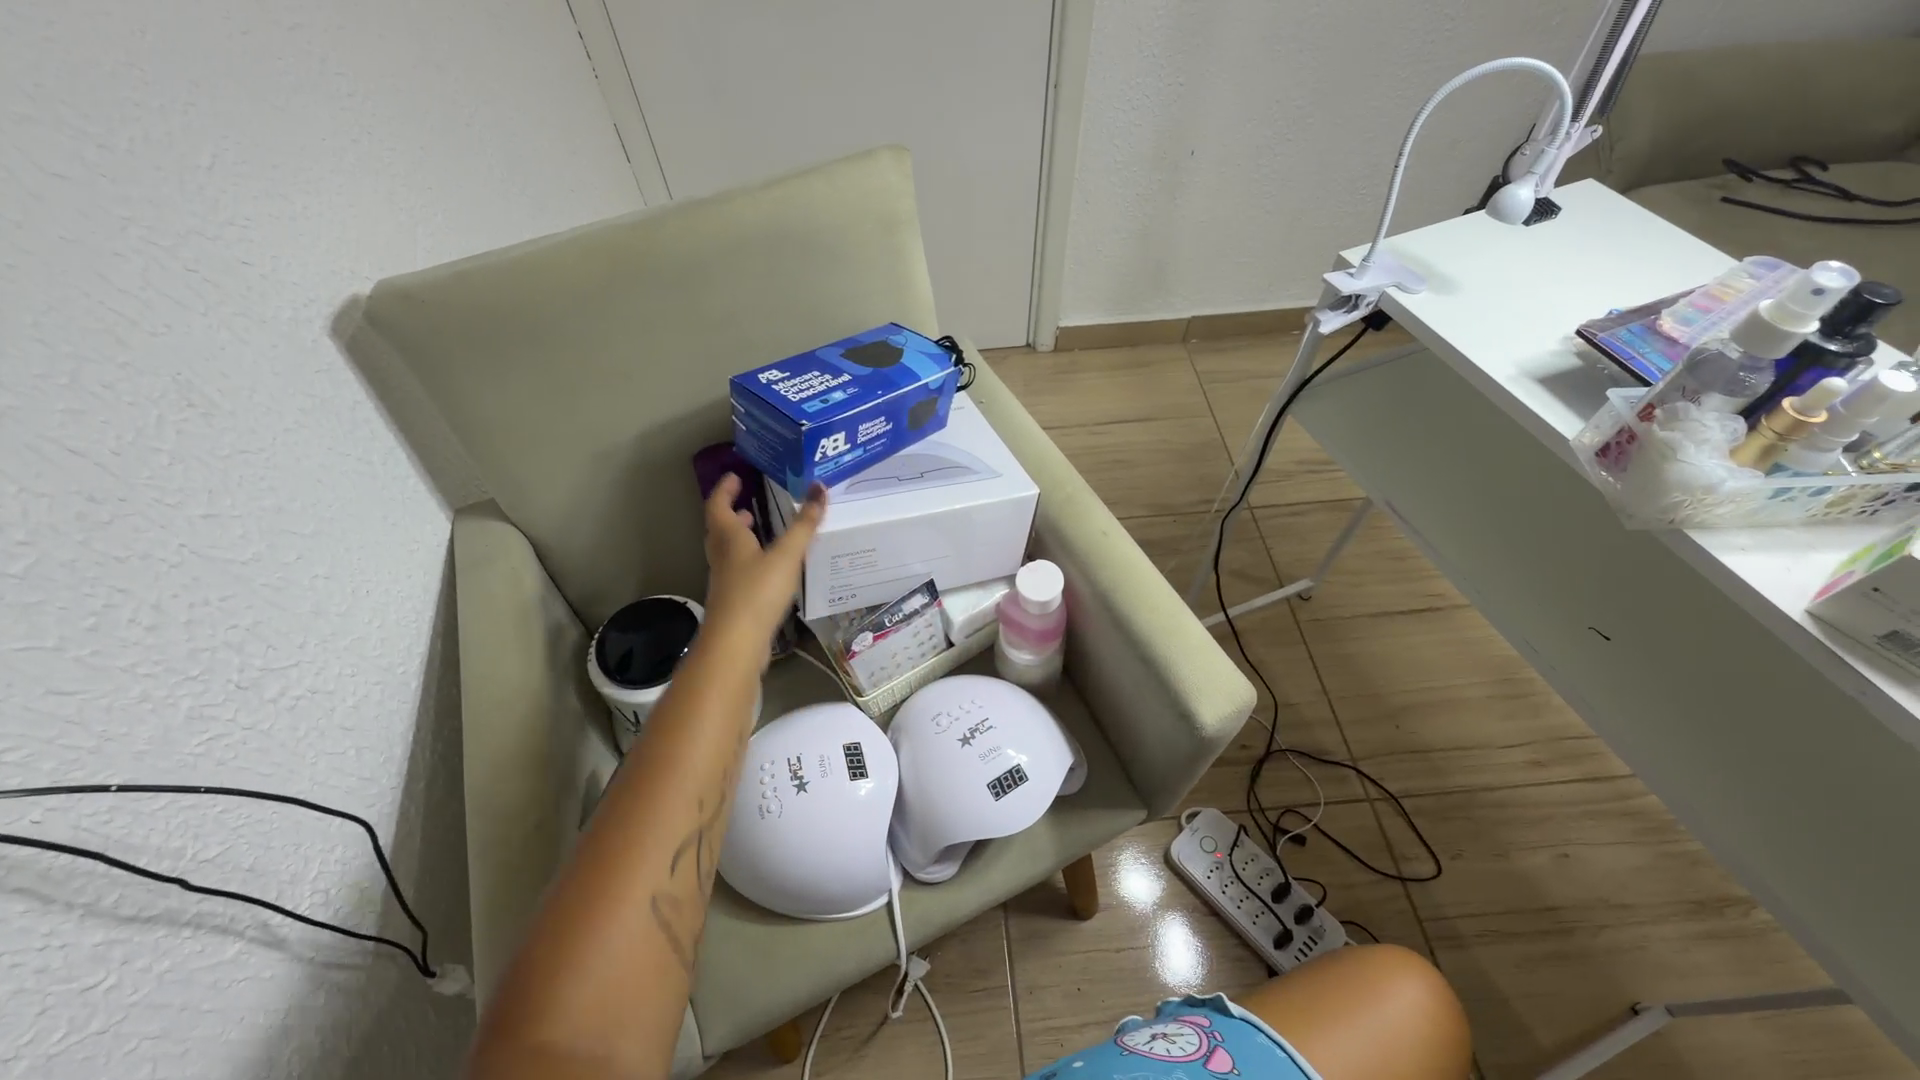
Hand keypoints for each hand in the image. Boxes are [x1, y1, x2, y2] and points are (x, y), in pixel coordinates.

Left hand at [701, 474, 825, 652]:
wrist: (736, 643)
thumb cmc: (757, 592)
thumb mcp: (786, 555)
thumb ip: (804, 524)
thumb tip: (819, 488)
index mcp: (728, 538)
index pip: (718, 505)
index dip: (725, 489)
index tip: (735, 476)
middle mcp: (721, 555)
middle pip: (719, 529)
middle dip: (732, 515)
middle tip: (747, 506)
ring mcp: (724, 580)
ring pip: (727, 552)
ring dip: (740, 539)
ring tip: (759, 534)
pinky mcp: (733, 601)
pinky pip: (738, 572)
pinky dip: (749, 562)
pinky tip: (769, 570)